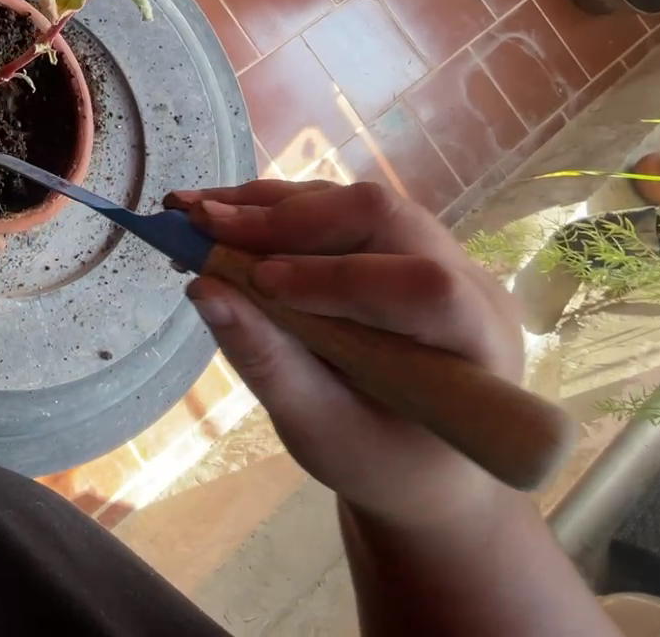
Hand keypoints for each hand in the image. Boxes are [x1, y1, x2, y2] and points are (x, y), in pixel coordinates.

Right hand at [170, 180, 523, 530]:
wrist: (420, 458)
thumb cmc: (382, 458)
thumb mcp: (322, 430)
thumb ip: (268, 363)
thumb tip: (203, 291)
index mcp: (472, 341)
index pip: (420, 287)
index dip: (334, 276)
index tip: (257, 282)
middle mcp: (459, 277)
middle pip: (376, 216)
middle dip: (282, 218)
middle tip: (201, 224)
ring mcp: (422, 249)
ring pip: (340, 200)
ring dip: (260, 204)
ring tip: (188, 212)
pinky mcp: (381, 240)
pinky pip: (322, 206)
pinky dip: (260, 208)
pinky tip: (213, 216)